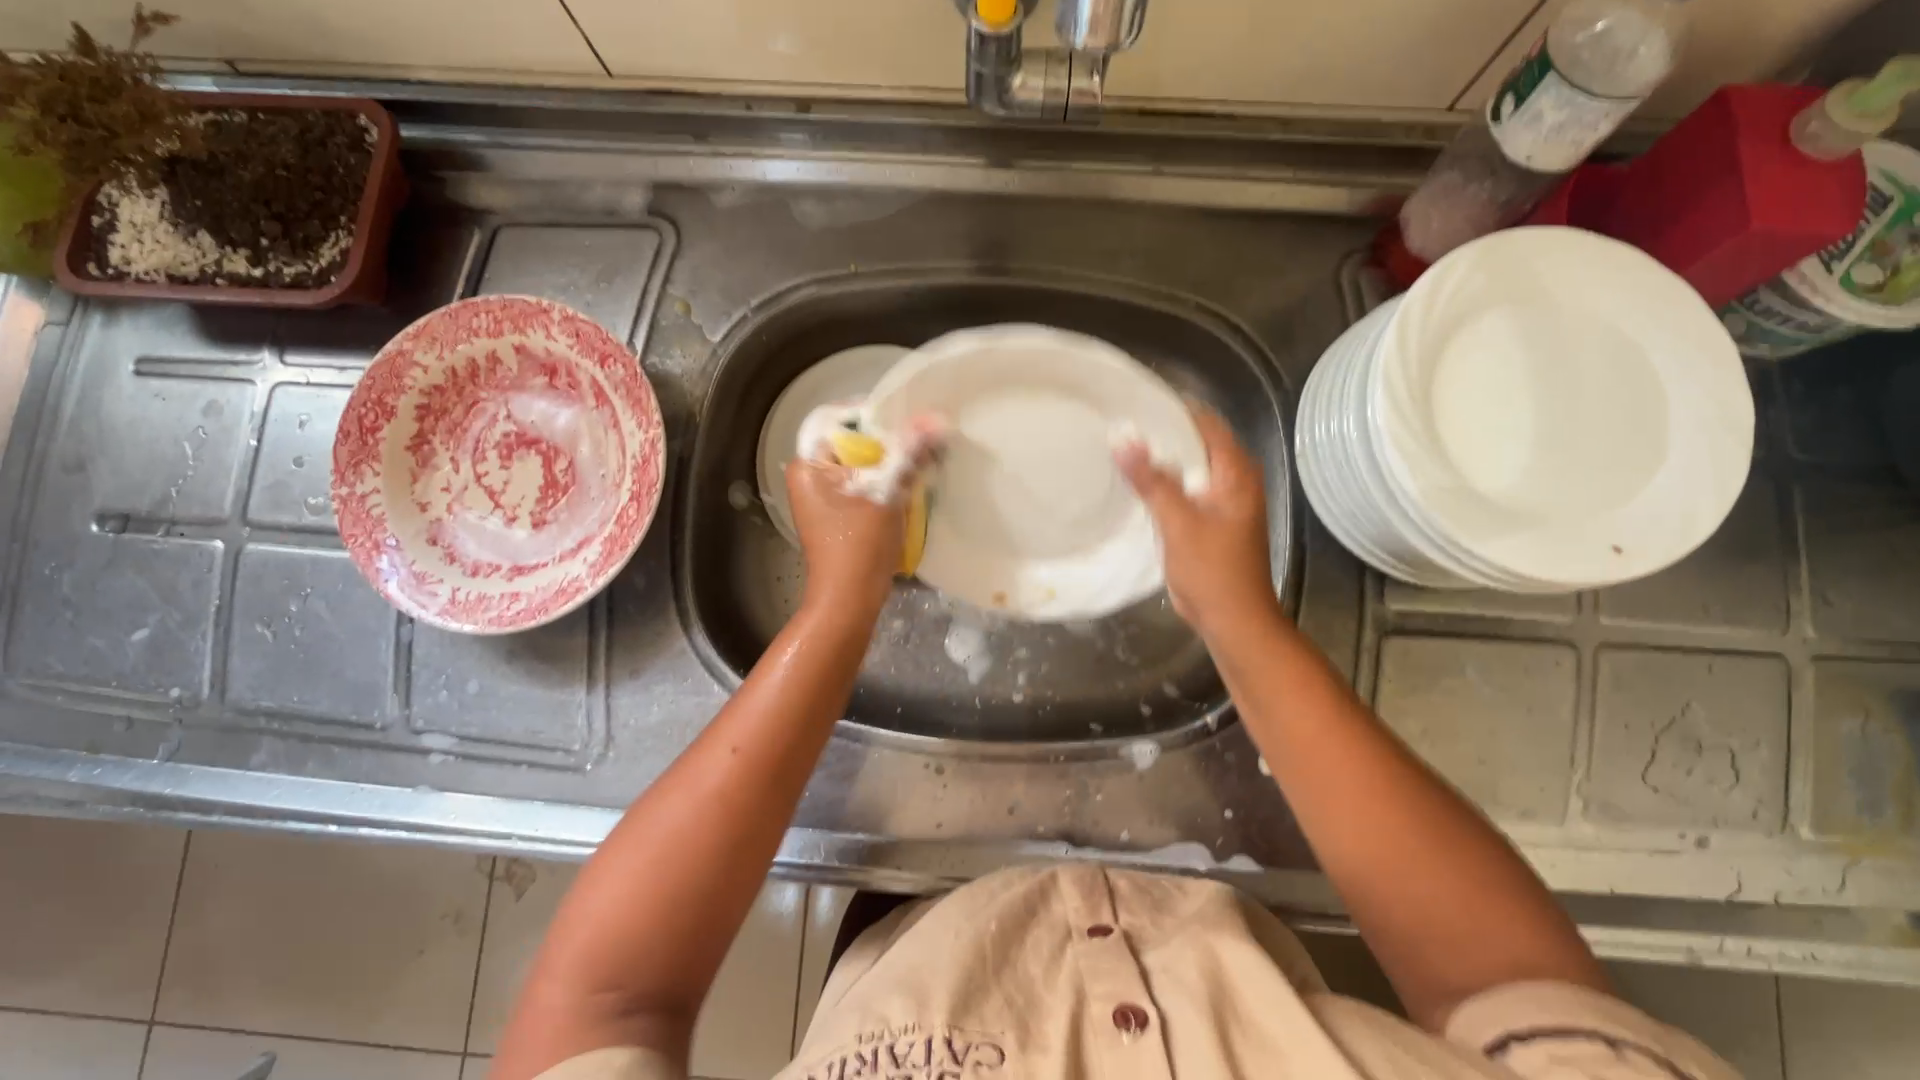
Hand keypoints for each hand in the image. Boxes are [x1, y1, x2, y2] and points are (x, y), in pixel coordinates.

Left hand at [785, 421, 938, 615]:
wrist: (849, 601)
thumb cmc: (858, 547)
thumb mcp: (886, 495)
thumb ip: (908, 454)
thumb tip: (936, 419)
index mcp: (809, 465)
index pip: (840, 419)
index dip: (875, 415)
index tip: (910, 417)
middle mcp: (812, 475)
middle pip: (854, 441)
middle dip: (890, 439)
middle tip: (925, 436)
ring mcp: (826, 495)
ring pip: (864, 463)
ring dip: (894, 461)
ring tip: (925, 457)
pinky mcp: (843, 512)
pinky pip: (867, 483)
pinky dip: (889, 480)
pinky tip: (915, 481)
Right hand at [1116, 405, 1279, 637]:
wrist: (1234, 621)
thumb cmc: (1212, 571)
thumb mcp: (1178, 522)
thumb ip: (1151, 479)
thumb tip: (1122, 435)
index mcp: (1237, 471)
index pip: (1203, 421)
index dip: (1169, 410)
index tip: (1131, 403)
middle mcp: (1235, 478)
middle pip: (1195, 441)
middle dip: (1160, 434)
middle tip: (1118, 425)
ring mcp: (1225, 500)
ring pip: (1189, 466)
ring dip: (1160, 460)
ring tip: (1121, 450)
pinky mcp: (1212, 519)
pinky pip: (1186, 489)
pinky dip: (1165, 484)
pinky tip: (1136, 485)